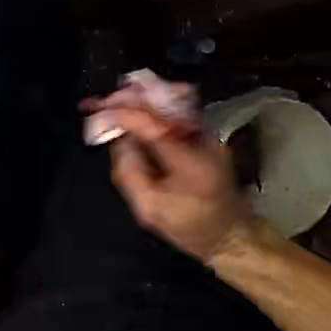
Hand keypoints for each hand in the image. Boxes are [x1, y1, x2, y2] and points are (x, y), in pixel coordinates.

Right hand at [101, 105, 253, 263]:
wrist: (231, 232)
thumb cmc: (189, 226)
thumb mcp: (149, 208)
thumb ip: (129, 172)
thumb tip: (118, 140)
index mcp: (190, 162)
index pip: (153, 126)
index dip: (124, 115)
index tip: (99, 110)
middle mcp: (204, 140)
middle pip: (164, 106)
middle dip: (129, 100)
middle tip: (101, 102)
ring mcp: (209, 135)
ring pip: (173, 102)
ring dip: (142, 98)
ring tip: (114, 100)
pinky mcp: (207, 135)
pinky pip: (178, 111)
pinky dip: (155, 105)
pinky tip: (136, 105)